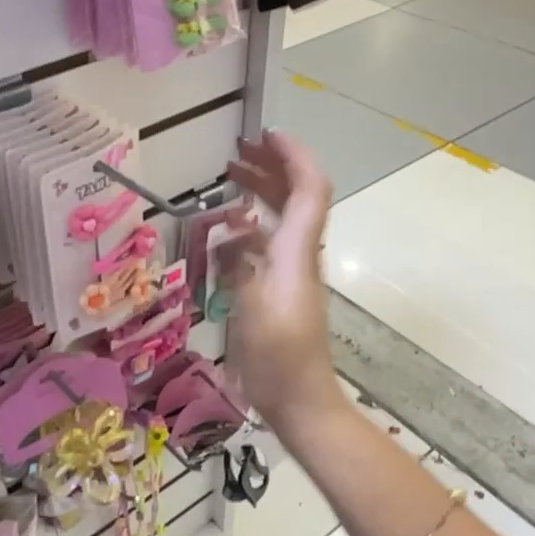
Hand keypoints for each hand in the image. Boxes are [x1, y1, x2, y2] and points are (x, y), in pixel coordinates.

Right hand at [220, 130, 342, 432]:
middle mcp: (299, 254)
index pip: (309, 188)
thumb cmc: (278, 356)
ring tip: (230, 178)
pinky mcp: (280, 290)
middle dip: (273, 166)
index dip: (292, 156)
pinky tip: (225, 232)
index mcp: (297, 251)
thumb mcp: (253, 305)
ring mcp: (291, 272)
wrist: (301, 401)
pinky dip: (248, 226)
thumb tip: (234, 232)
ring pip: (284, 217)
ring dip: (262, 191)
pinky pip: (269, 243)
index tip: (265, 134)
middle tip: (238, 150)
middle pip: (298, 196)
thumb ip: (242, 263)